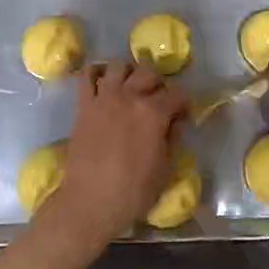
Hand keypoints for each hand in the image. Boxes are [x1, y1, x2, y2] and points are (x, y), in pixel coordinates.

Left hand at [38, 61, 187, 250]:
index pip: (176, 95)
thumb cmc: (133, 192)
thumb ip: (173, 138)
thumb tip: (175, 121)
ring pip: (119, 66)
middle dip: (159, 84)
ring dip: (130, 73)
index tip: (184, 114)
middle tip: (160, 101)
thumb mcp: (165, 169)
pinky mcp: (84, 105)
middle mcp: (129, 97)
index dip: (184, 104)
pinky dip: (97, 72)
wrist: (90, 202)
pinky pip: (87, 76)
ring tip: (132, 87)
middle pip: (148, 74)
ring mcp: (104, 98)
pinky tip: (104, 80)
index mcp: (153, 113)